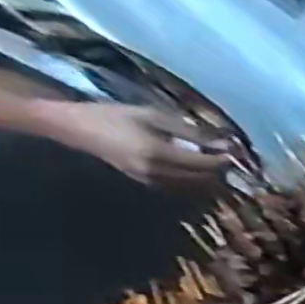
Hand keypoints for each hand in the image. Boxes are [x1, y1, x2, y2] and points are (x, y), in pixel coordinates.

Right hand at [34, 101, 229, 186]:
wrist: (70, 126)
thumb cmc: (112, 115)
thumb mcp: (153, 116)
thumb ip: (190, 131)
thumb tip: (225, 142)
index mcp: (159, 153)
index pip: (206, 164)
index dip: (224, 160)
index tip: (234, 152)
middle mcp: (158, 172)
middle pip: (205, 179)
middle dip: (221, 171)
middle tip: (227, 159)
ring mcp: (152, 180)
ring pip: (197, 187)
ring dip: (212, 179)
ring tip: (216, 165)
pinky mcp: (147, 183)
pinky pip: (182, 188)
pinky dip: (196, 182)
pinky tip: (198, 171)